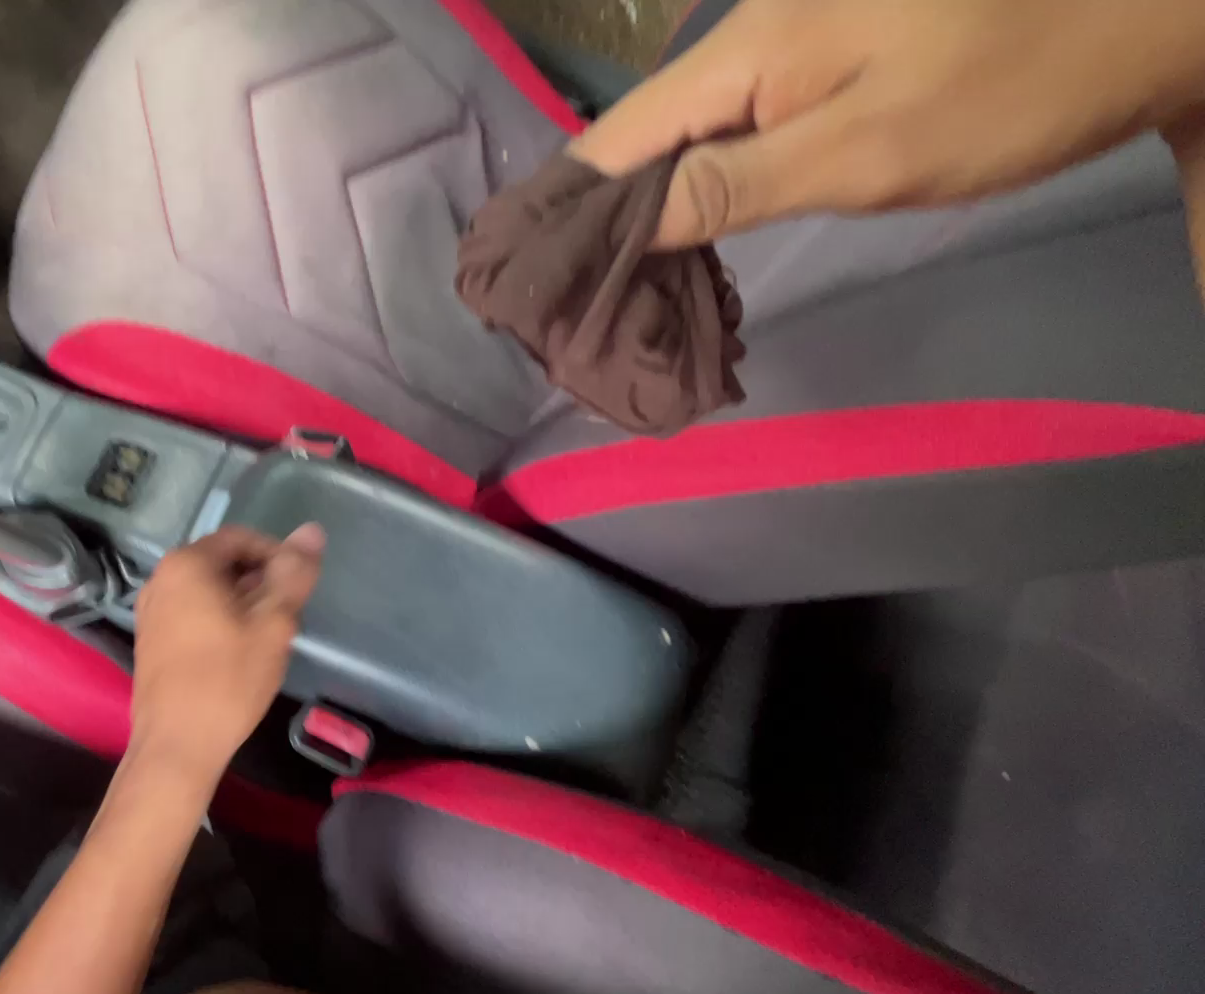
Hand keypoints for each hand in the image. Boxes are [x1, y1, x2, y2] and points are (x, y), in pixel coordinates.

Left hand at [129, 525, 326, 781]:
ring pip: (208, 591)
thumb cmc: (228, 680)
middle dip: (259, 582)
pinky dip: (219, 621)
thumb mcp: (273, 624)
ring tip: (266, 638)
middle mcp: (160, 579)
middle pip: (222, 563)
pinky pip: (191, 613)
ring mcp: (150, 611)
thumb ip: (293, 574)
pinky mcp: (150, 640)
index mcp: (187, 565)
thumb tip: (312, 530)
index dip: (276, 556)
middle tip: (286, 617)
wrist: (176, 745)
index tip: (297, 587)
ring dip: (241, 604)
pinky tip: (238, 654)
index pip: (241, 538)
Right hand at [571, 0, 1204, 251]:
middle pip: (624, 145)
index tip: (518, 281)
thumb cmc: (1018, 80)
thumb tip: (616, 228)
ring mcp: (767, 54)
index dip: (557, 214)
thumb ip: (726, 187)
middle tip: (550, 299)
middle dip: (582, 224)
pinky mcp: (797, 73)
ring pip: (661, 146)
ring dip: (623, 218)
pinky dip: (672, 199)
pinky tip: (658, 242)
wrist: (1160, 3)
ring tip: (588, 285)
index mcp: (740, 57)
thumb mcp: (863, 151)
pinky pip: (705, 142)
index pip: (608, 146)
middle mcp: (736, 46)